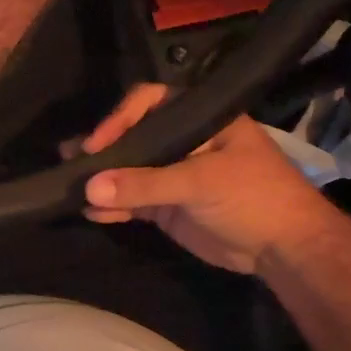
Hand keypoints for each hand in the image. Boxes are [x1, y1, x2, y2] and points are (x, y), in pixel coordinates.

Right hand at [80, 85, 338, 273]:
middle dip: (102, 151)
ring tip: (68, 188)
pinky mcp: (166, 208)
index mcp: (201, 121)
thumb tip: (90, 187)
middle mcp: (183, 143)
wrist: (282, 247)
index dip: (120, 118)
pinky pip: (131, 202)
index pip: (150, 103)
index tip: (97, 145)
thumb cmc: (254, 197)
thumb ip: (145, 184)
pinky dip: (111, 207)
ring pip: (128, 173)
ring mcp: (173, 176)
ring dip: (101, 181)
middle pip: (133, 138)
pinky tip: (91, 212)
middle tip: (71, 162)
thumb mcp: (201, 183)